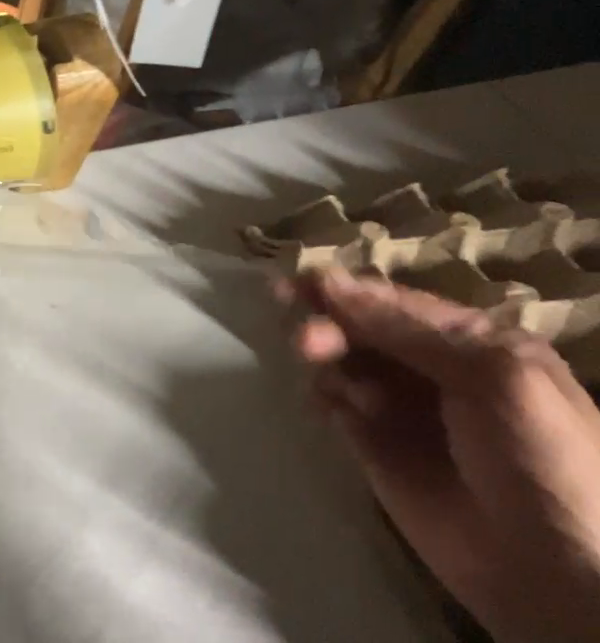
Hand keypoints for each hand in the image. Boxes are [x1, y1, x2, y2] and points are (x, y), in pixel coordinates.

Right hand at [288, 268, 599, 642]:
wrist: (552, 568)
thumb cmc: (539, 459)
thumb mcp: (492, 378)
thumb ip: (407, 328)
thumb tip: (327, 280)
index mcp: (476, 344)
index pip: (395, 301)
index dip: (345, 289)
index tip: (296, 285)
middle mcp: (434, 367)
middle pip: (359, 326)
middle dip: (326, 324)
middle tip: (307, 343)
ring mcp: (401, 406)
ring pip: (339, 359)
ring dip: (322, 358)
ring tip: (319, 374)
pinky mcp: (371, 441)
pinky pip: (330, 401)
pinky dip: (318, 395)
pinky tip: (324, 406)